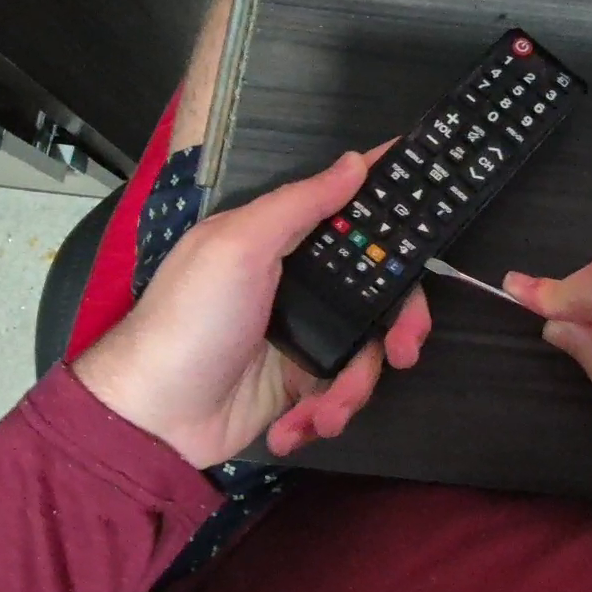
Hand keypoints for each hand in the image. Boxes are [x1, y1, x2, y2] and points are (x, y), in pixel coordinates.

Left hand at [74, 147, 431, 466]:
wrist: (150, 419)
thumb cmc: (193, 317)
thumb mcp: (240, 246)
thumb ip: (301, 204)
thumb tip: (356, 161)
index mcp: (288, 242)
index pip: (355, 216)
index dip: (398, 214)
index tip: (441, 212)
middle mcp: (304, 284)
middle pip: (382, 291)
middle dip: (402, 323)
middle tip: (406, 349)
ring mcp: (306, 335)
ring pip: (368, 350)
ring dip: (355, 387)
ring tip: (326, 415)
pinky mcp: (303, 384)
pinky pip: (341, 392)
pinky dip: (322, 415)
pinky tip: (293, 430)